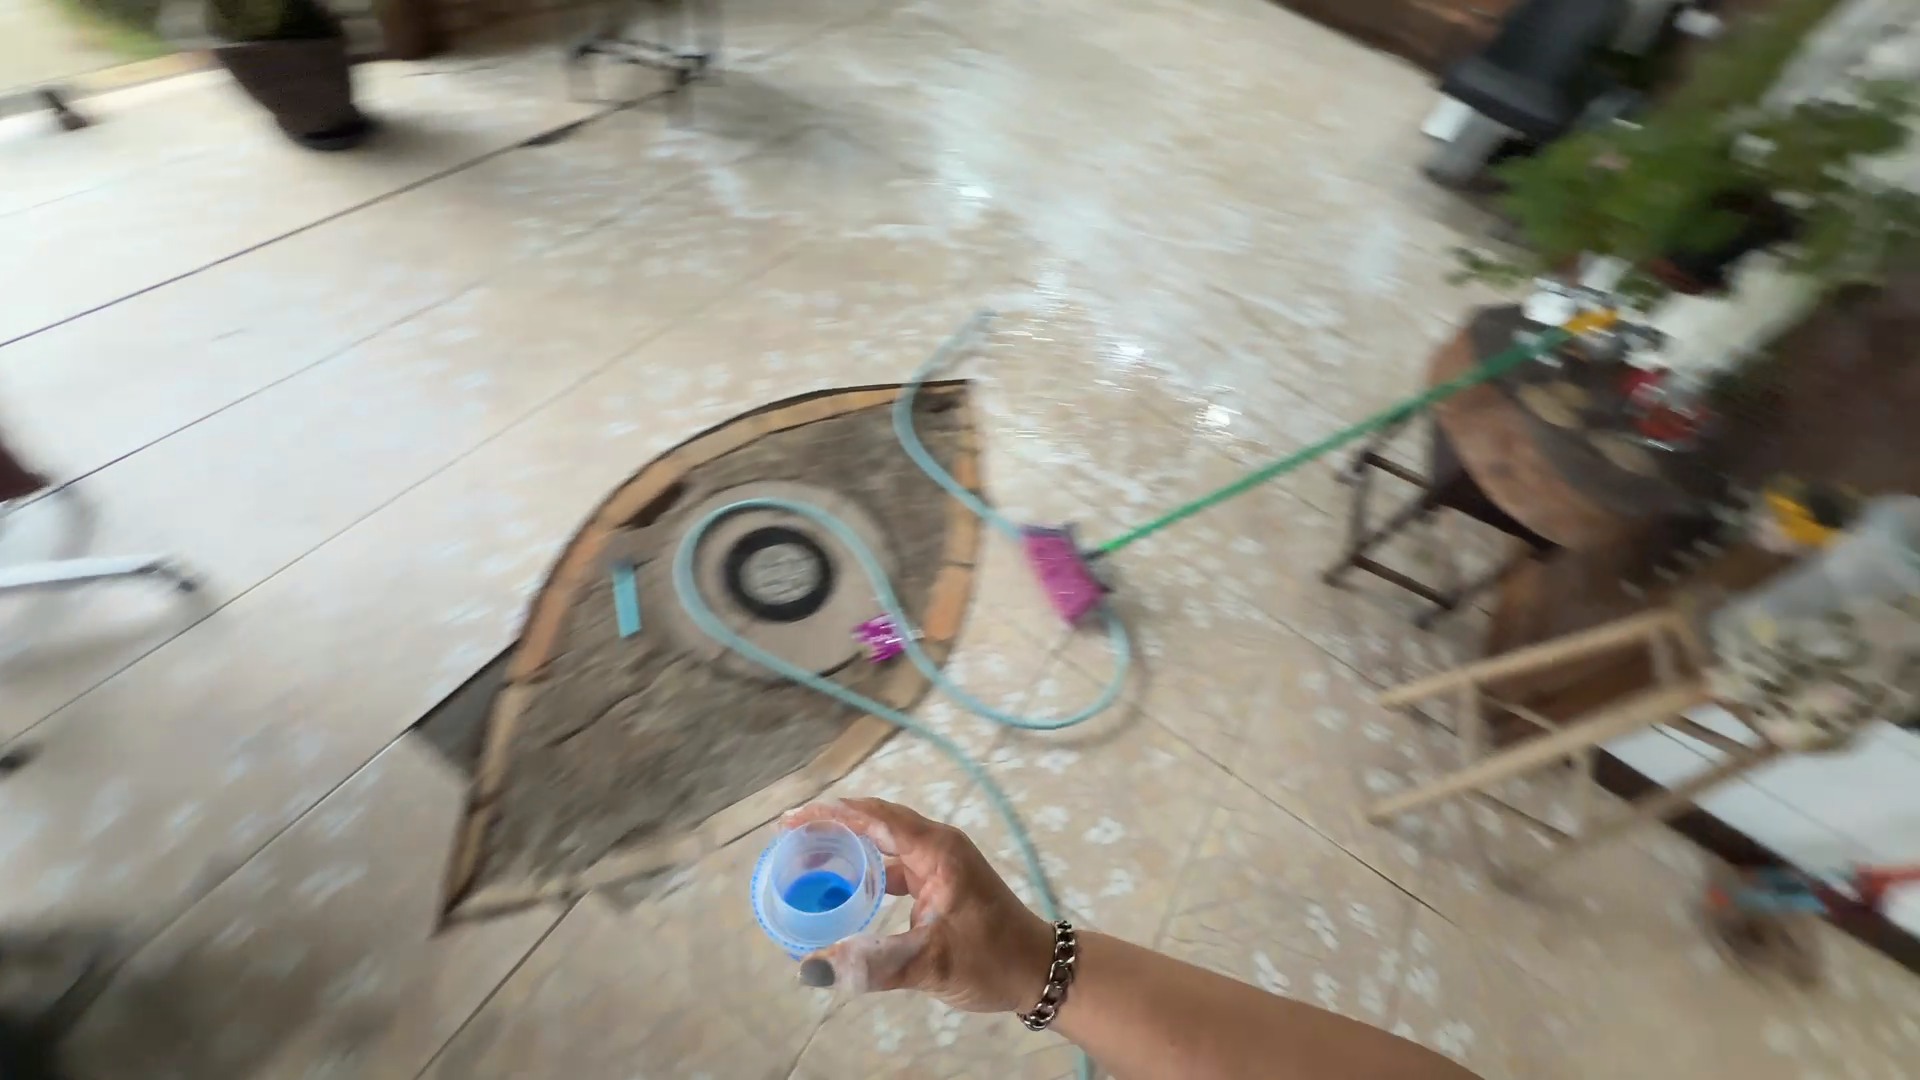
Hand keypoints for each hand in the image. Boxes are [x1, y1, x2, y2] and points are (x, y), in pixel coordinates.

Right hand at [782, 797, 1053, 1012]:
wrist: (1037, 970)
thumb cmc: (992, 958)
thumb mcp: (933, 962)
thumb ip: (875, 964)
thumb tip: (812, 970)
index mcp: (937, 849)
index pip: (876, 817)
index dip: (832, 813)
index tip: (793, 818)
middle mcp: (936, 846)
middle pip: (876, 821)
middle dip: (833, 823)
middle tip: (789, 834)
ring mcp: (938, 863)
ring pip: (884, 843)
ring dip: (847, 846)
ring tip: (806, 855)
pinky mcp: (938, 882)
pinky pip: (893, 866)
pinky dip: (865, 870)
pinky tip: (842, 886)